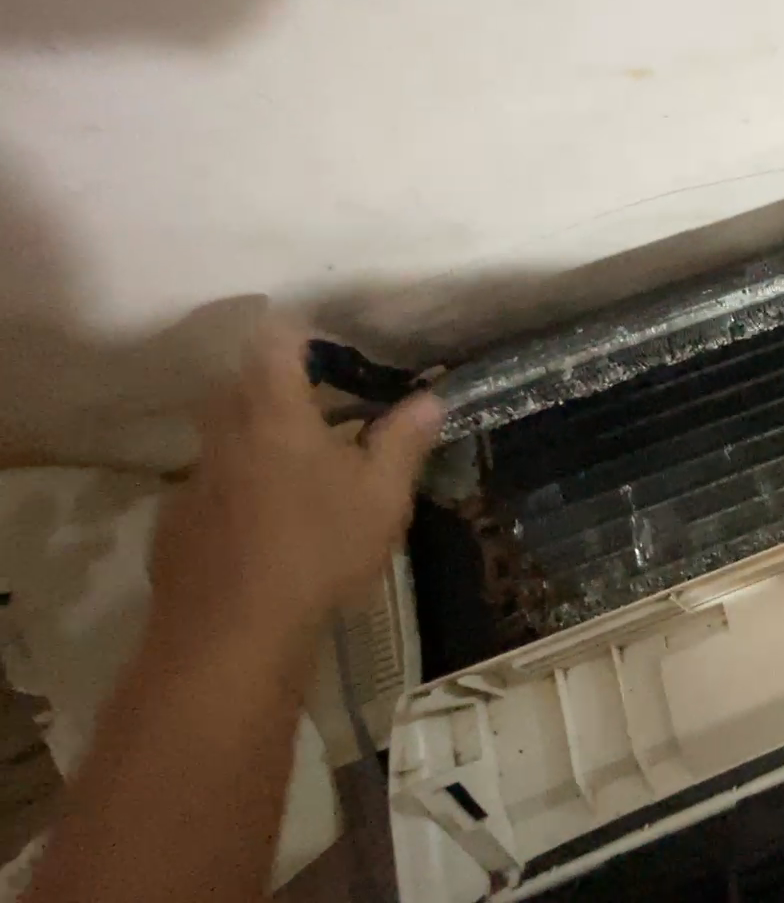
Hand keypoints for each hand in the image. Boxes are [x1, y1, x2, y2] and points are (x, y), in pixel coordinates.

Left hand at [146, 318, 442, 650]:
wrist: (232, 631)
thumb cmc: (320, 547)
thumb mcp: (383, 493)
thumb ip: (404, 440)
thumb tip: (431, 396)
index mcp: (277, 421)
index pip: (273, 349)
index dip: (292, 328)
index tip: (320, 323)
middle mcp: (226, 439)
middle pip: (237, 386)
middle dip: (274, 374)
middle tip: (323, 382)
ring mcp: (196, 480)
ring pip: (224, 432)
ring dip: (261, 424)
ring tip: (310, 445)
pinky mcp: (181, 520)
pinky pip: (215, 475)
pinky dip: (246, 470)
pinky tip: (278, 506)